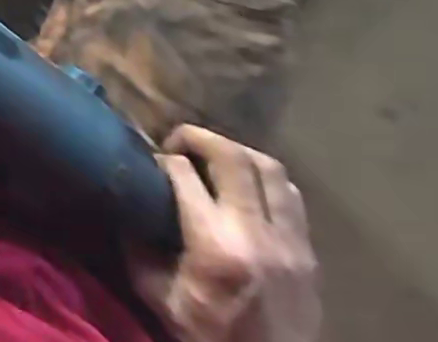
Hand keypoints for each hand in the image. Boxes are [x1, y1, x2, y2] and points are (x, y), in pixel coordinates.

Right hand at [127, 125, 320, 341]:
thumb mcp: (159, 298)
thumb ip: (138, 246)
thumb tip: (129, 204)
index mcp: (215, 246)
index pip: (185, 174)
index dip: (163, 159)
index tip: (152, 162)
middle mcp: (256, 234)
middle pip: (231, 156)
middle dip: (199, 138)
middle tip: (179, 142)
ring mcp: (290, 243)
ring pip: (269, 168)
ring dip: (237, 152)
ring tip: (215, 158)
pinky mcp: (309, 254)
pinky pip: (291, 196)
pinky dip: (267, 180)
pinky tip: (248, 188)